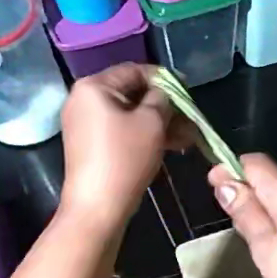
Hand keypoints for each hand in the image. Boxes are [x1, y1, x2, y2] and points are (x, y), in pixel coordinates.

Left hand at [58, 64, 189, 228]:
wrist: (97, 207)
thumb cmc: (125, 158)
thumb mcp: (152, 122)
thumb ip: (162, 98)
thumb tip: (166, 91)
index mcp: (94, 86)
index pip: (135, 70)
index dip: (165, 79)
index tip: (190, 91)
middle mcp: (84, 100)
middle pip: (132, 93)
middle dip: (165, 105)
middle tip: (191, 118)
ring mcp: (86, 123)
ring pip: (130, 114)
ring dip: (159, 122)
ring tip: (188, 136)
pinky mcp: (91, 144)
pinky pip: (122, 130)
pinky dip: (144, 134)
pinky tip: (172, 145)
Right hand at [206, 154, 276, 277]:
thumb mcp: (264, 246)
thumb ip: (245, 212)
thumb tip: (225, 183)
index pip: (252, 162)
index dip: (230, 171)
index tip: (213, 189)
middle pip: (265, 176)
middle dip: (243, 191)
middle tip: (232, 222)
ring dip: (259, 207)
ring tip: (251, 238)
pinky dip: (275, 216)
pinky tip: (272, 243)